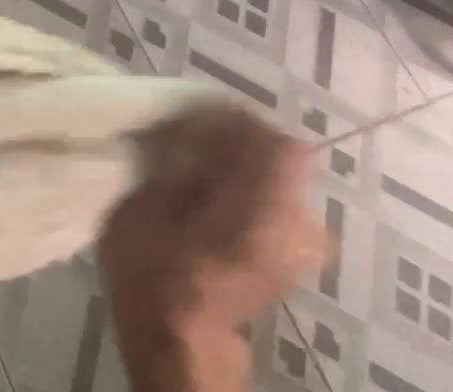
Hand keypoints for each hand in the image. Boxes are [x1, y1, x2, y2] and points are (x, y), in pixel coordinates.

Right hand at [101, 105, 328, 391]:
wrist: (175, 336)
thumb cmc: (152, 268)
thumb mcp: (148, 203)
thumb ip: (182, 159)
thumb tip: (199, 118)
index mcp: (269, 213)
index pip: (277, 142)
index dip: (236, 121)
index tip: (191, 117)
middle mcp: (302, 227)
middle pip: (274, 160)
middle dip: (229, 144)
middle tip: (178, 144)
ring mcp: (304, 246)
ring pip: (271, 180)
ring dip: (231, 168)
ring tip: (183, 173)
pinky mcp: (292, 256)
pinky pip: (270, 203)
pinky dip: (238, 191)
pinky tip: (200, 202)